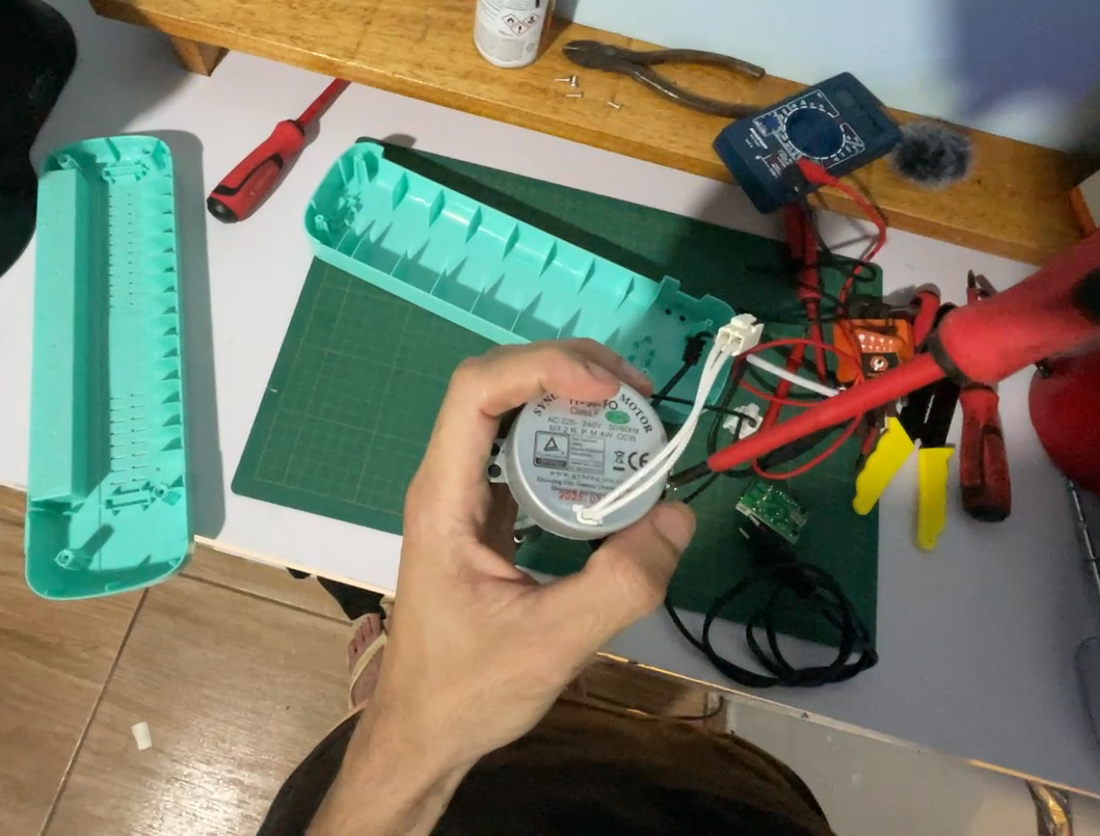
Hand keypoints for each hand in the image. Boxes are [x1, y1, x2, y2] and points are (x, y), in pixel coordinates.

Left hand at [309, 341, 696, 834]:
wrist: (422, 730)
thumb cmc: (468, 689)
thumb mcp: (552, 645)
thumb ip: (620, 585)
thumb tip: (677, 516)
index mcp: (444, 496)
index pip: (475, 392)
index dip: (540, 369)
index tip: (605, 390)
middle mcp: (447, 478)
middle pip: (494, 385)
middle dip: (562, 369)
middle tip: (633, 392)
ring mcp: (463, 490)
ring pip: (508, 409)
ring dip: (565, 395)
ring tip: (628, 410)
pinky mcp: (484, 509)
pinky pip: (522, 449)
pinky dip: (567, 436)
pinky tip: (605, 457)